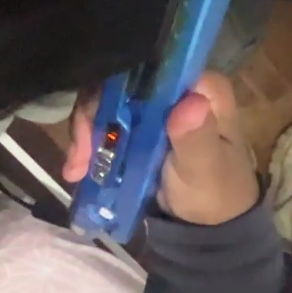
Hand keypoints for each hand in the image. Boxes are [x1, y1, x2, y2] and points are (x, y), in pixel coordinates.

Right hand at [61, 72, 259, 225]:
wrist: (208, 224)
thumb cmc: (215, 192)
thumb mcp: (205, 169)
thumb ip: (196, 138)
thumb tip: (191, 102)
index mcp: (200, 86)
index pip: (148, 68)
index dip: (115, 89)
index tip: (95, 128)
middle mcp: (174, 87)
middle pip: (119, 83)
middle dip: (92, 119)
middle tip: (80, 158)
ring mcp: (152, 105)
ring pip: (105, 102)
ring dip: (85, 135)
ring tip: (76, 171)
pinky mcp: (136, 123)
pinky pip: (103, 121)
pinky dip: (87, 144)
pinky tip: (77, 170)